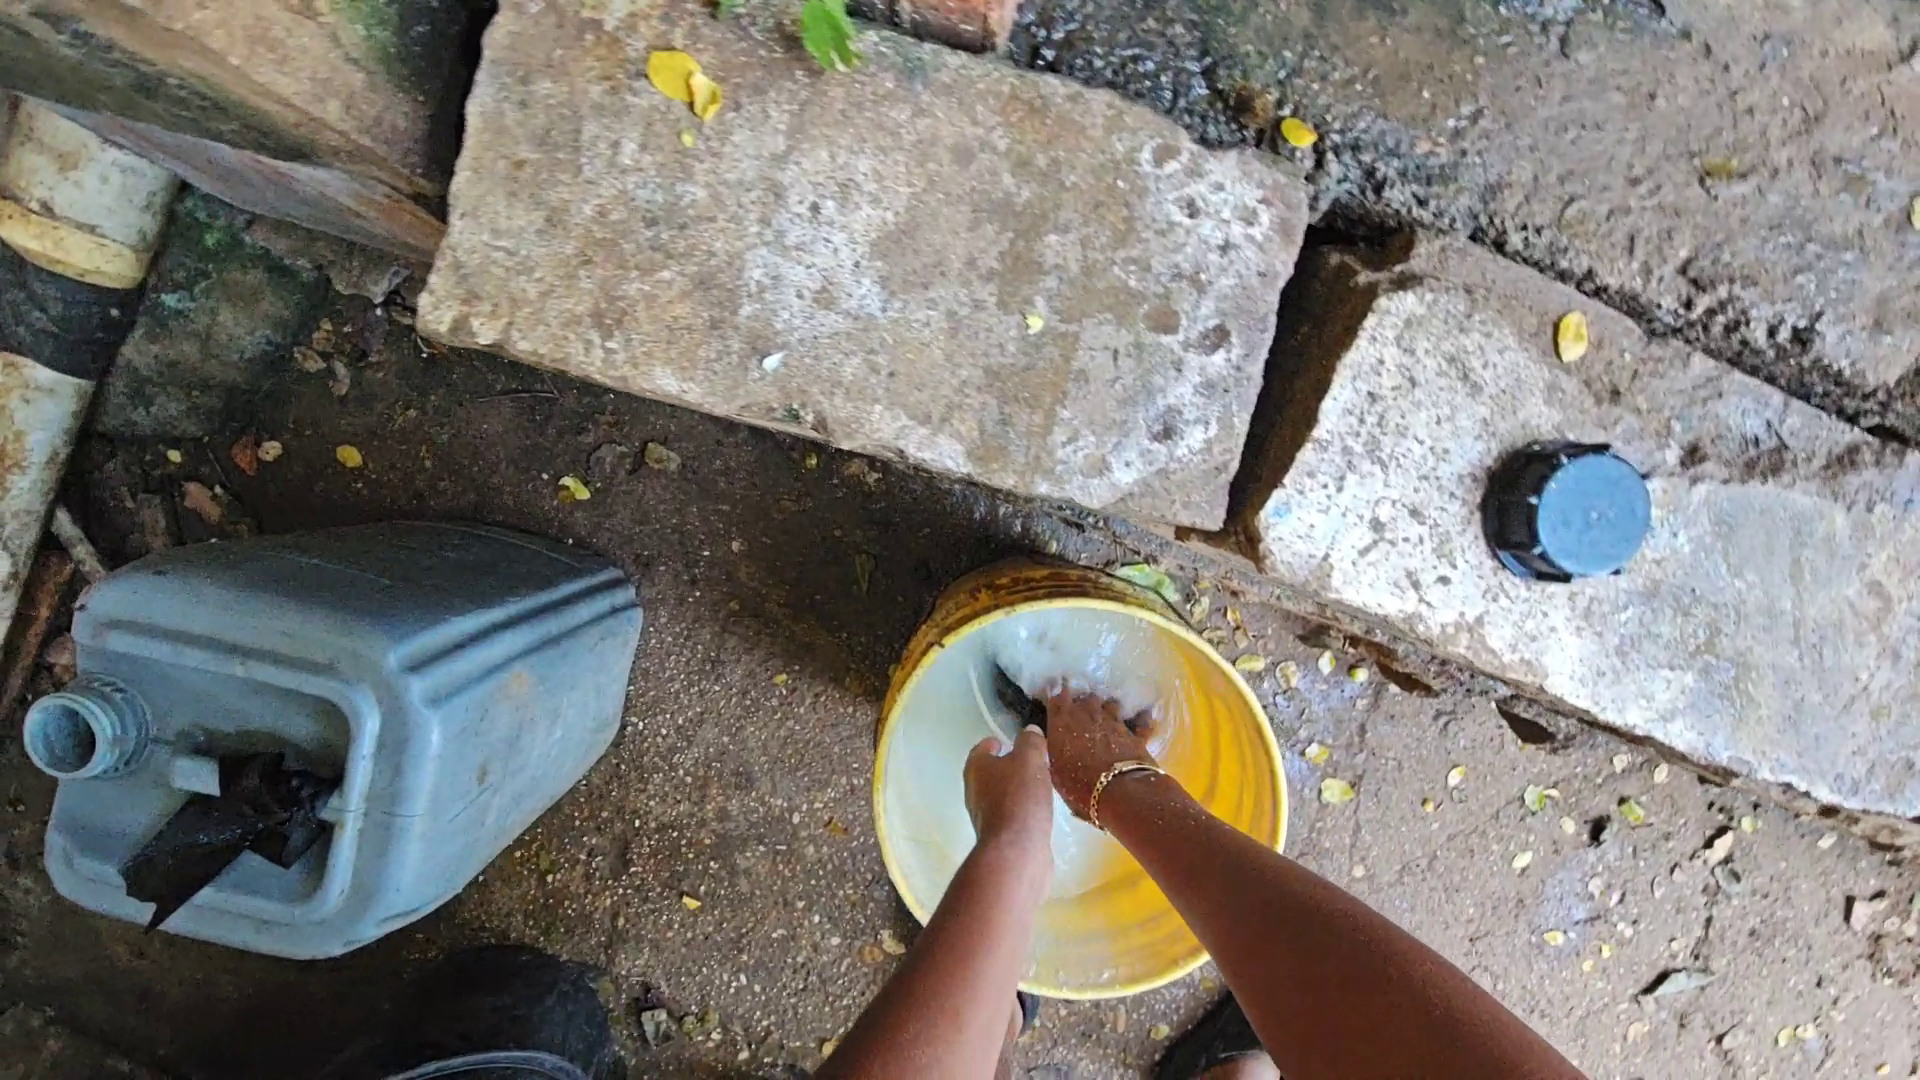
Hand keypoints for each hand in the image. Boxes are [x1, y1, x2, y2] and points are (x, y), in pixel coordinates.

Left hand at [964, 726, 1053, 868]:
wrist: (1017, 851)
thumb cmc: (1019, 798)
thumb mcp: (1029, 759)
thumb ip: (1030, 742)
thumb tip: (1030, 731)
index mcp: (975, 768)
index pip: (982, 748)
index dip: (994, 742)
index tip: (1007, 741)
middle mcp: (974, 791)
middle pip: (990, 772)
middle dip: (1008, 765)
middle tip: (1030, 761)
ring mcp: (985, 816)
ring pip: (1001, 794)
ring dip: (1017, 788)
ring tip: (1039, 783)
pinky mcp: (999, 837)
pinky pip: (1011, 814)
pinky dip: (1023, 809)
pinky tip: (1039, 809)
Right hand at [1044, 691, 1156, 820]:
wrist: (1119, 792)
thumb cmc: (1078, 784)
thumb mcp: (1055, 770)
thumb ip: (1054, 750)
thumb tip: (1052, 741)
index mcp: (1063, 720)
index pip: (1057, 697)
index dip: (1058, 699)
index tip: (1058, 704)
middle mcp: (1088, 713)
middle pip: (1086, 697)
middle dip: (1084, 704)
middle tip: (1082, 717)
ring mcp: (1113, 720)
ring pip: (1111, 704)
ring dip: (1108, 710)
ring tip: (1107, 719)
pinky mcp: (1134, 733)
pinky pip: (1140, 722)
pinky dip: (1141, 721)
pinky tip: (1144, 719)